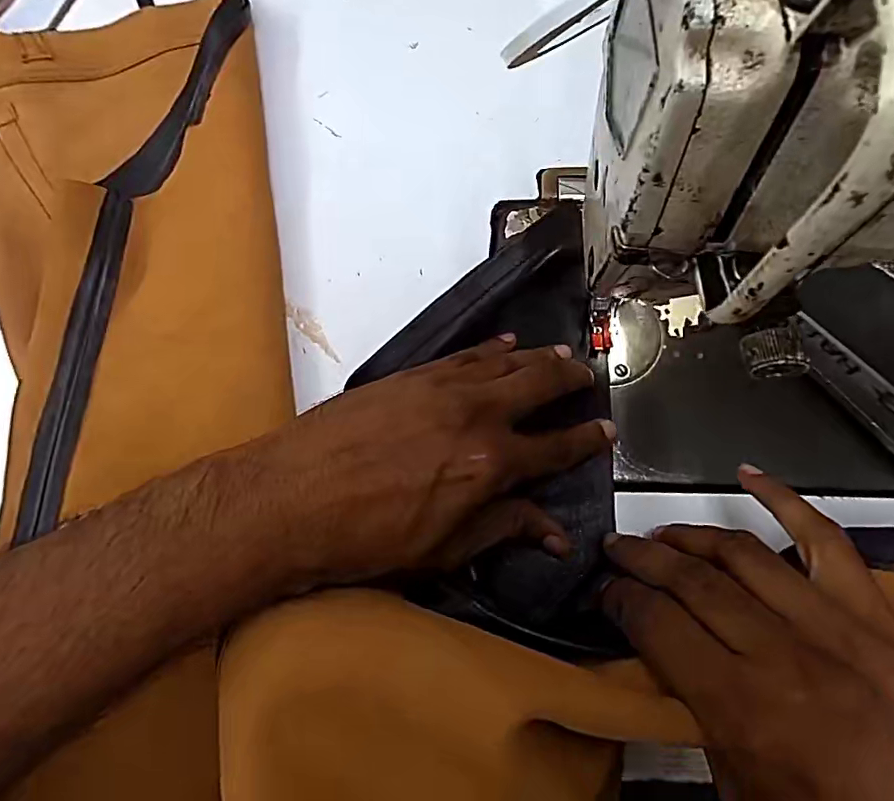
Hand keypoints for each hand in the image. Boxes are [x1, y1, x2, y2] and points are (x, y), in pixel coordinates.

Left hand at [233, 333, 611, 589]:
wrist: (290, 499)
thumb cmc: (363, 536)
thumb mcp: (443, 548)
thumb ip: (503, 528)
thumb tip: (549, 533)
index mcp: (488, 464)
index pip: (554, 448)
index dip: (585, 441)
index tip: (603, 432)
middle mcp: (475, 416)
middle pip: (539, 387)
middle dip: (570, 381)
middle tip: (587, 378)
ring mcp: (443, 389)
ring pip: (507, 363)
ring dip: (538, 358)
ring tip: (560, 355)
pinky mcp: (414, 376)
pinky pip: (466, 355)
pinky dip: (492, 348)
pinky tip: (505, 344)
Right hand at [602, 467, 893, 800]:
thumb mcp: (749, 795)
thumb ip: (705, 724)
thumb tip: (676, 671)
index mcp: (747, 707)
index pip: (660, 625)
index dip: (623, 601)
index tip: (609, 592)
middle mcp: (785, 653)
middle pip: (693, 580)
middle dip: (644, 559)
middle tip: (620, 550)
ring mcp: (832, 623)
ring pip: (742, 553)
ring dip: (693, 536)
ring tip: (664, 533)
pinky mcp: (871, 612)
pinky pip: (822, 538)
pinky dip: (784, 500)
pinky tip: (751, 477)